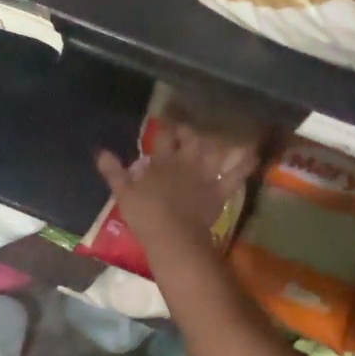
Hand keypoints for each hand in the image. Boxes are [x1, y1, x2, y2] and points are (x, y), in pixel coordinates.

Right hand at [96, 123, 253, 248]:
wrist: (173, 236)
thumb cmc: (145, 215)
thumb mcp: (123, 193)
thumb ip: (113, 171)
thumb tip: (100, 152)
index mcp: (162, 162)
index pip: (163, 137)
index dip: (164, 127)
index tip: (164, 119)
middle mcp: (186, 162)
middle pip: (192, 139)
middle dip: (191, 132)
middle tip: (189, 129)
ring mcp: (205, 175)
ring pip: (215, 151)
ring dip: (219, 142)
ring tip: (224, 134)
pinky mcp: (219, 190)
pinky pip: (236, 174)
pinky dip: (245, 164)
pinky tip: (254, 154)